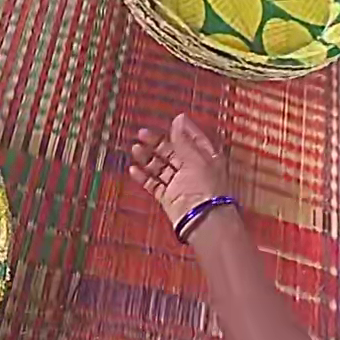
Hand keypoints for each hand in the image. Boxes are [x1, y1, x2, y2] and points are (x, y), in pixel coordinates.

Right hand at [129, 114, 230, 228]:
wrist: (202, 220)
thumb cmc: (205, 188)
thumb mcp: (195, 158)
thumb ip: (183, 140)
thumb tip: (178, 119)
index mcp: (205, 158)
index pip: (193, 139)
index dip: (182, 129)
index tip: (171, 119)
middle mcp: (192, 169)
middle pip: (172, 151)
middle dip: (157, 142)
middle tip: (141, 134)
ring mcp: (179, 183)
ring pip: (160, 167)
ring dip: (147, 158)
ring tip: (135, 149)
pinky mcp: (168, 196)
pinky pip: (153, 184)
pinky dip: (143, 177)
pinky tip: (134, 170)